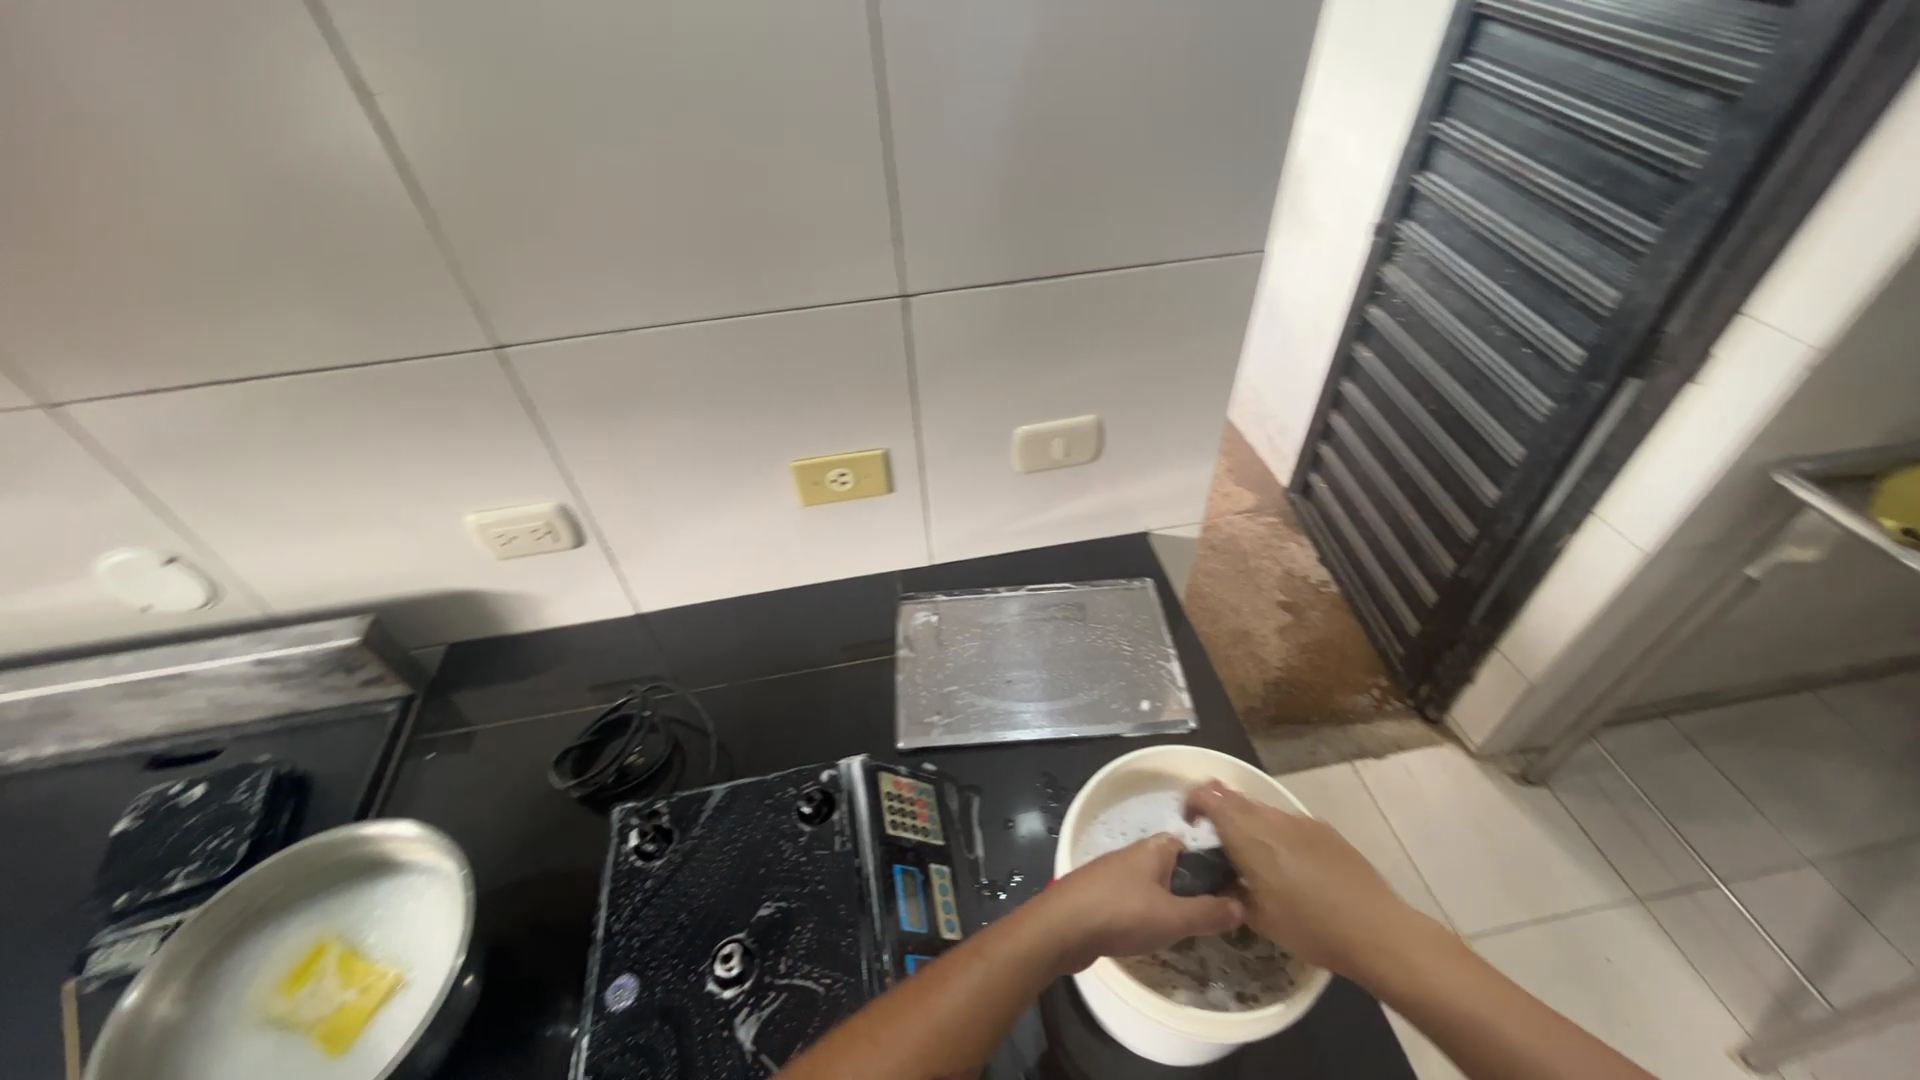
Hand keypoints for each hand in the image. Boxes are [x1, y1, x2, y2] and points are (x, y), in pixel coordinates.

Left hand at [1035, 834, 1244, 974]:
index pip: (1189, 844)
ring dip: (1165, 904)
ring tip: (1184, 930)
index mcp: (1153, 849)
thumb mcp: (1174, 917)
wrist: (1060, 928)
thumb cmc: (1121, 913)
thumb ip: (1209, 913)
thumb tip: (1242, 906)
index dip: (1209, 863)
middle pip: (1170, 866)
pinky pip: (1130, 902)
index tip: (1229, 887)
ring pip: (1149, 886)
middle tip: (1211, 916)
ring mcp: (1111, 875)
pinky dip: (1143, 916)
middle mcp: (1132, 855)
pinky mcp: (1096, 897)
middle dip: (1189, 888)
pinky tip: (1148, 936)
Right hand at [1185, 780, 1430, 977]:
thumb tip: (1222, 880)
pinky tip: (1290, 868)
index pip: (1208, 795)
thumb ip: (1232, 890)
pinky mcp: (1325, 830)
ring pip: (1261, 810)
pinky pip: (1288, 823)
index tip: (1190, 825)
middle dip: (1218, 813)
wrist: (1377, 931)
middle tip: (1217, 845)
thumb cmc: (1309, 927)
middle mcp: (1271, 818)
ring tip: (1254, 861)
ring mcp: (1300, 821)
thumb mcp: (1258, 917)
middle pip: (1233, 798)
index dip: (1192, 802)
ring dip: (1248, 825)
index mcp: (1248, 834)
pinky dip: (1276, 835)